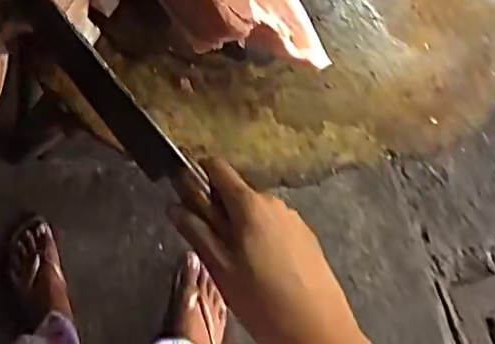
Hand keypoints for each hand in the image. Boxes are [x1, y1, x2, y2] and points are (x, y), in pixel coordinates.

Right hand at [168, 158, 367, 343]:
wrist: (320, 331)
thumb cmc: (264, 301)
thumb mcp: (222, 271)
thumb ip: (197, 233)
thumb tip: (174, 206)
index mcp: (249, 204)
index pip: (218, 167)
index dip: (200, 175)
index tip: (190, 194)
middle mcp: (272, 200)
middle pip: (237, 193)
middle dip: (222, 211)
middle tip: (214, 246)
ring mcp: (292, 216)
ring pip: (256, 211)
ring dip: (244, 227)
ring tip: (241, 264)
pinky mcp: (306, 234)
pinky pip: (276, 225)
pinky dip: (265, 238)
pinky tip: (267, 270)